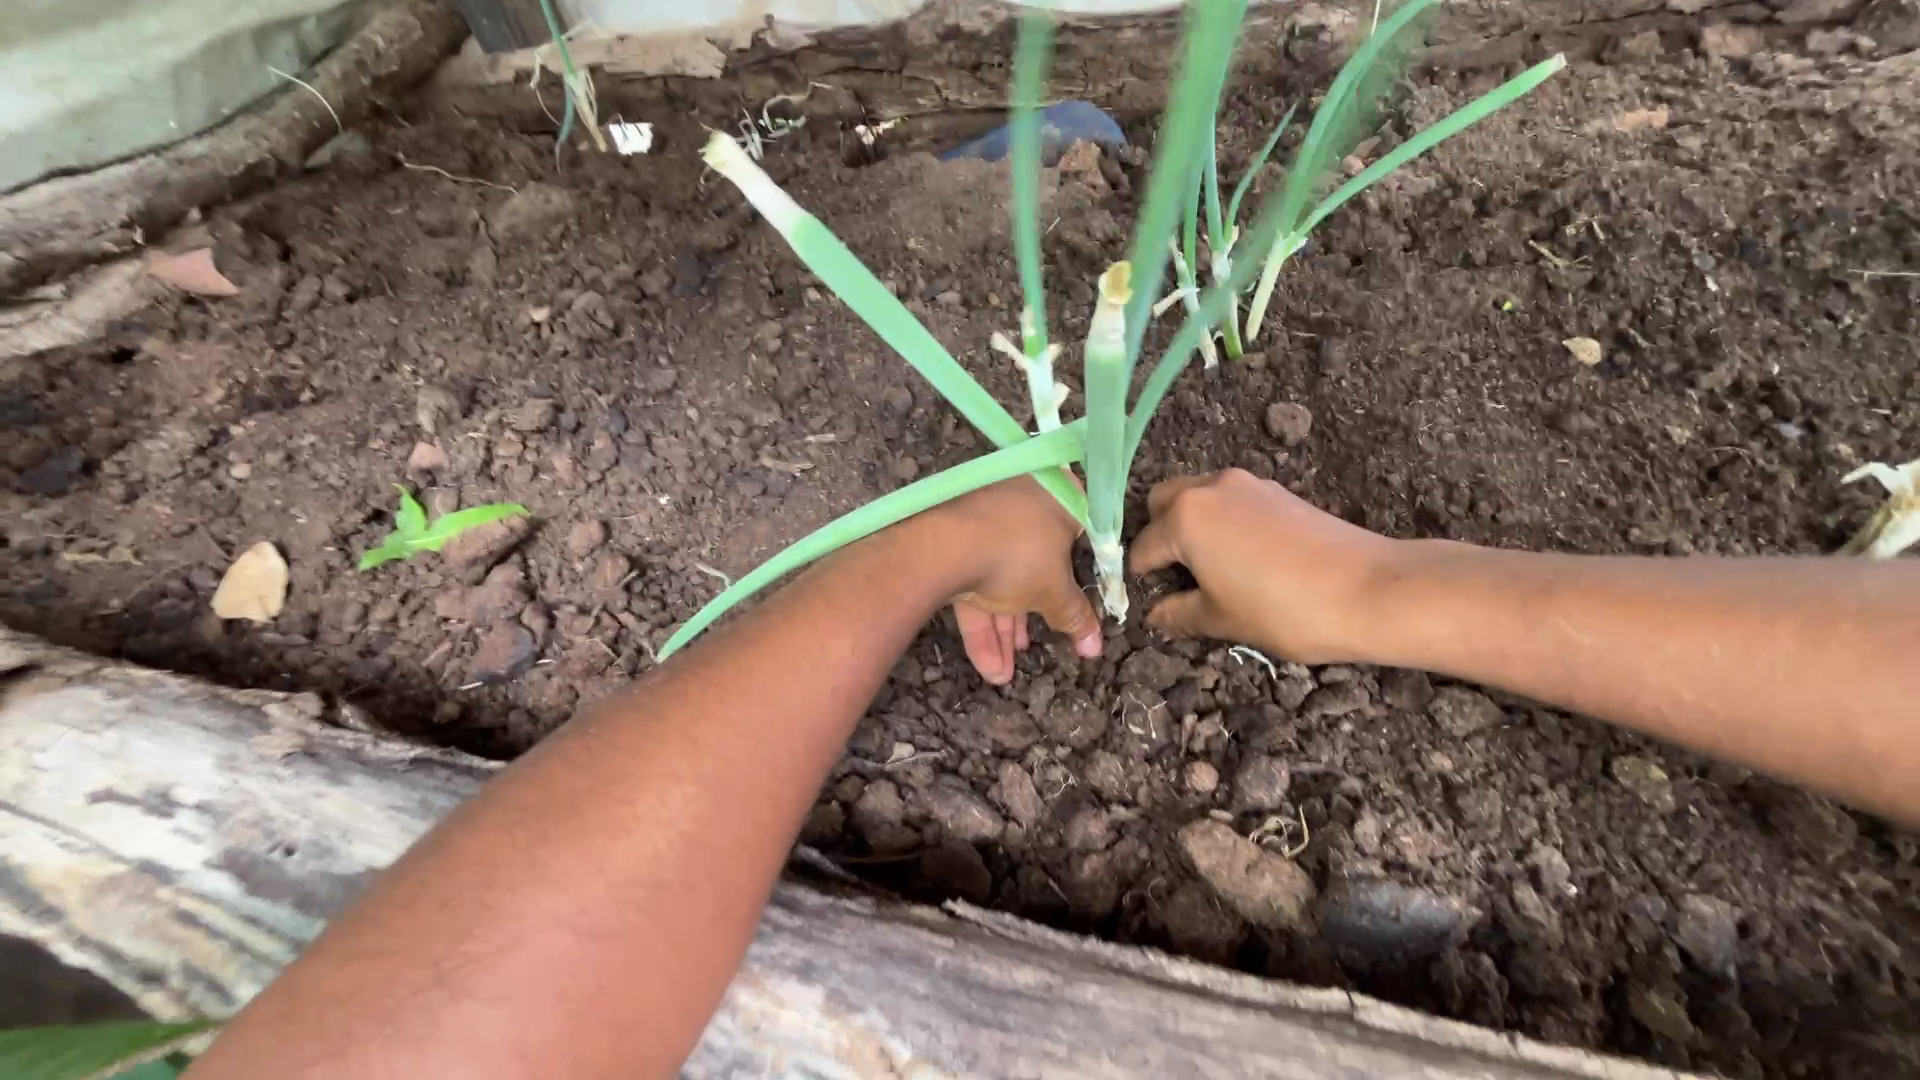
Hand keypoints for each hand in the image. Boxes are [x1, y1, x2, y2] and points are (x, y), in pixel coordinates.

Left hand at [912, 475, 1103, 684]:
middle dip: (1029, 615)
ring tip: (1004, 672)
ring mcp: (982, 517)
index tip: (1071, 607)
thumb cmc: (1018, 555)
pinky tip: (987, 666)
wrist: (943, 544)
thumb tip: (1096, 645)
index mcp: (1056, 495)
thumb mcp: (1055, 591)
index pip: (1076, 536)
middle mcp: (1019, 499)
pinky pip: (972, 580)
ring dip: (1001, 628)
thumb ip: (1076, 616)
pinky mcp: (951, 539)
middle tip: (1030, 647)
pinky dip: (980, 622)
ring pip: (998, 575)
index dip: (1075, 576)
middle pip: (1033, 563)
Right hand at [1128, 469, 1402, 663]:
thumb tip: (1156, 614)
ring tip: (1208, 569)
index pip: (1143, 547)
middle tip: (1173, 577)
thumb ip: (1178, 613)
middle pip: (1162, 503)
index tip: (1147, 600)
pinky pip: (1230, 501)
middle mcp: (1210, 488)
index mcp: (1185, 517)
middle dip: (1158, 536)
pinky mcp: (1277, 492)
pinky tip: (1242, 560)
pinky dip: (1222, 522)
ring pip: (1197, 497)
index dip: (1139, 579)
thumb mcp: (1221, 619)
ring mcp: (1247, 485)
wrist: (1372, 591)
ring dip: (1190, 526)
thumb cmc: (1284, 610)